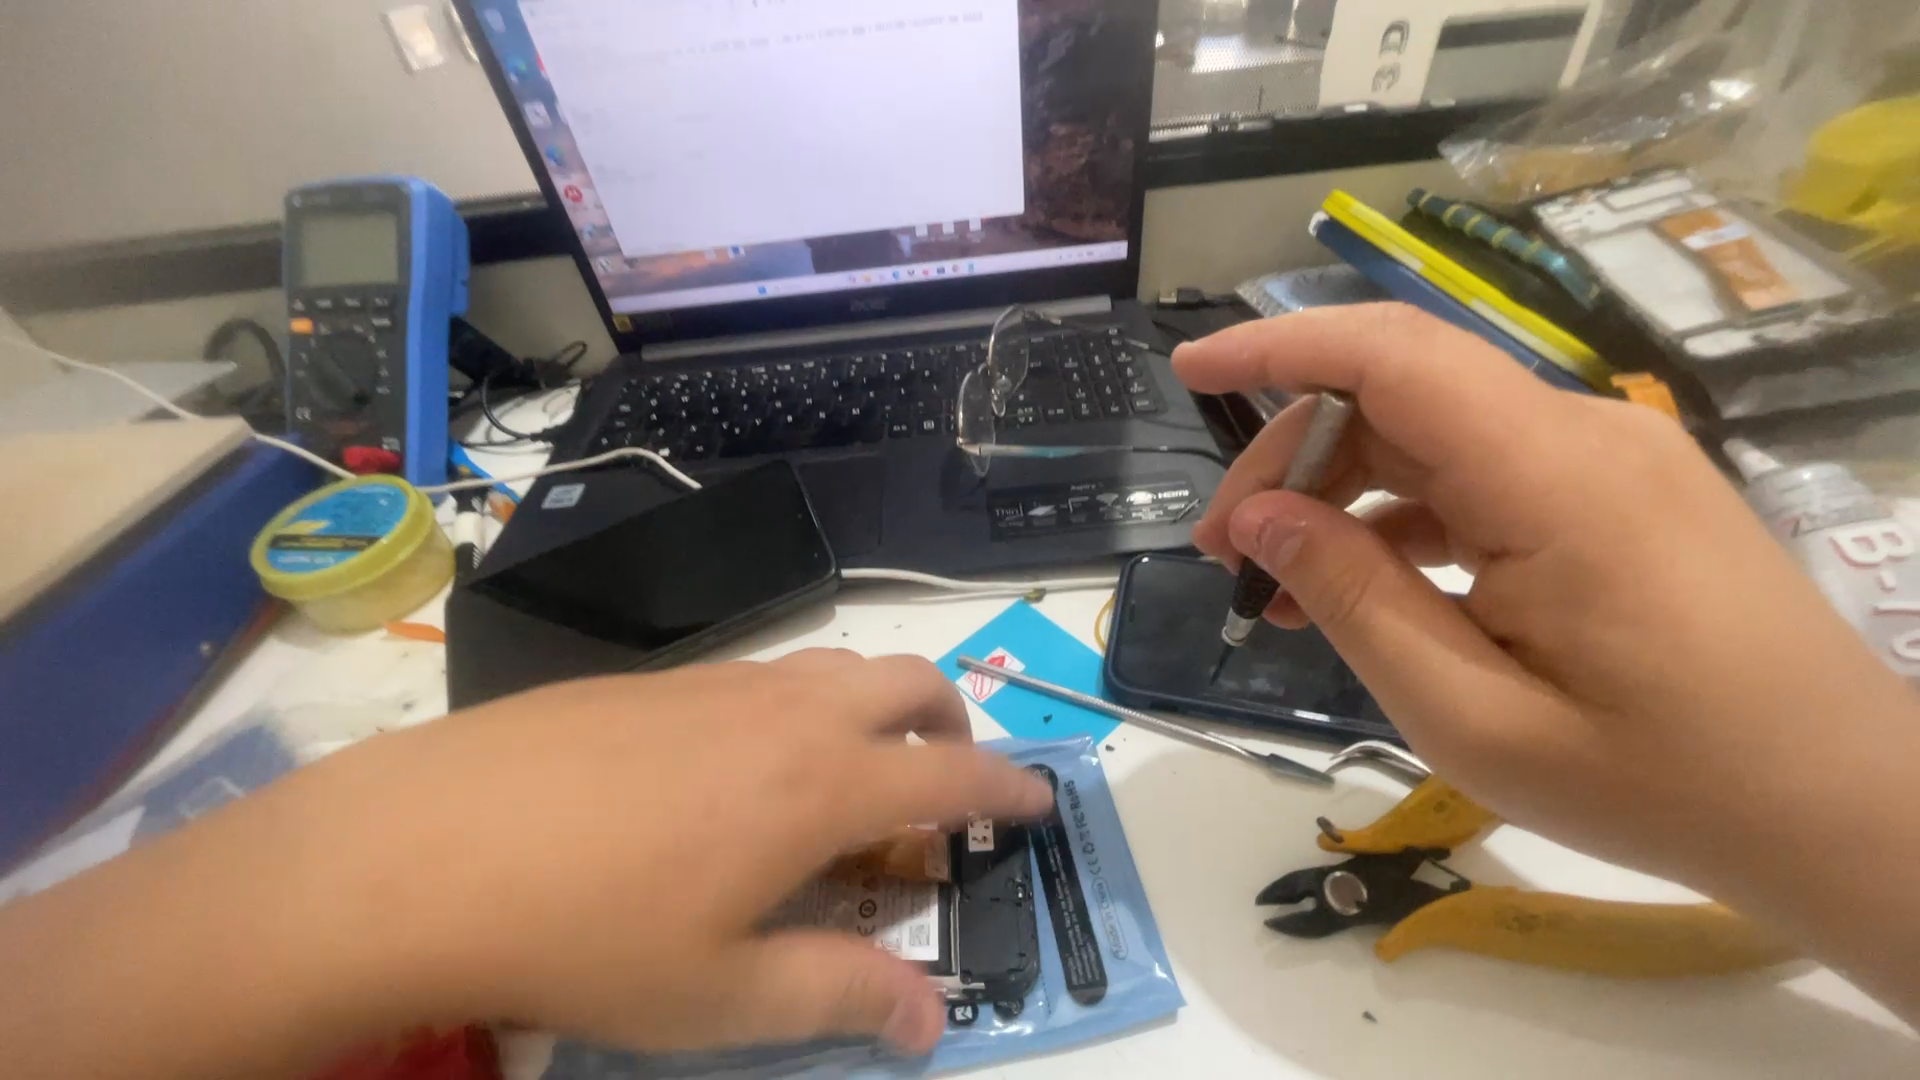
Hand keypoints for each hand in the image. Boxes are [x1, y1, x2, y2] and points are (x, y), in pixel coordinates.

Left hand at [0, 652, 1051, 1078]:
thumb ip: (841, 998)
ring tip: (862, 763)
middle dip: (956, 720)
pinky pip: (780, 671)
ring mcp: (733, 682)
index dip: (1008, 787)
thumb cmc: (589, 933)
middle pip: (914, 683)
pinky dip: (814, 701)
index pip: (952, 774)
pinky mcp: (676, 676)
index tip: (1040, 797)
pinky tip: (761, 757)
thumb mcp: (722, 994)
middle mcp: (795, 713)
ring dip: (884, 703)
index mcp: (824, 786)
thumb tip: (931, 1022)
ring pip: (846, 667)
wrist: (426, 845)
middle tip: (948, 775)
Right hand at [1172, 305, 1919, 907]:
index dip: (1277, 346)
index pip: (1391, 356)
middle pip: (1387, 400)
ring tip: (1264, 584)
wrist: (1849, 816)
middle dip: (1284, 462)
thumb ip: (1351, 600)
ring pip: (1414, 439)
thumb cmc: (1658, 780)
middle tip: (1219, 553)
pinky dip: (1384, 523)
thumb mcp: (1467, 713)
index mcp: (1552, 477)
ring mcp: (1590, 461)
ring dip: (1327, 497)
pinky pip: (1460, 481)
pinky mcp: (1593, 494)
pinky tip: (1341, 591)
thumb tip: (1258, 519)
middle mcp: (1575, 437)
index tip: (1190, 367)